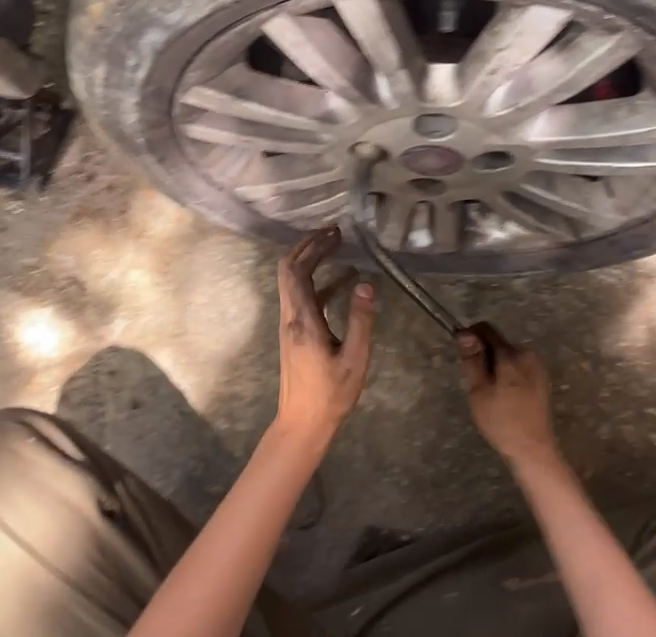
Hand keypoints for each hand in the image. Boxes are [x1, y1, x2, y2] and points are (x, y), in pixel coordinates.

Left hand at [272, 227, 374, 441]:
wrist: (302, 423)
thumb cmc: (330, 394)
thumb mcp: (354, 359)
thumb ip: (360, 320)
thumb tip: (365, 283)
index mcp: (303, 320)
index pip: (297, 270)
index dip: (312, 246)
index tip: (334, 232)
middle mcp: (291, 316)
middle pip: (290, 269)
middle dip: (309, 246)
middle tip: (335, 232)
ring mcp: (291, 325)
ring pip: (294, 281)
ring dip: (313, 261)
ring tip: (340, 247)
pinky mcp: (296, 333)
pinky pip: (303, 297)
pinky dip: (320, 282)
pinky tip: (344, 282)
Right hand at [459, 323, 559, 466]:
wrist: (533, 449)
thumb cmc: (501, 421)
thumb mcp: (478, 390)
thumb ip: (472, 359)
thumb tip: (464, 332)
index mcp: (511, 355)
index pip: (486, 329)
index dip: (471, 338)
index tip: (465, 358)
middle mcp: (527, 354)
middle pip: (498, 343)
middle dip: (485, 357)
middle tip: (478, 386)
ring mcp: (537, 367)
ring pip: (508, 356)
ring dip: (497, 367)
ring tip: (493, 395)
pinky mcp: (542, 380)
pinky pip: (519, 368)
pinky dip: (509, 375)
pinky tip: (507, 398)